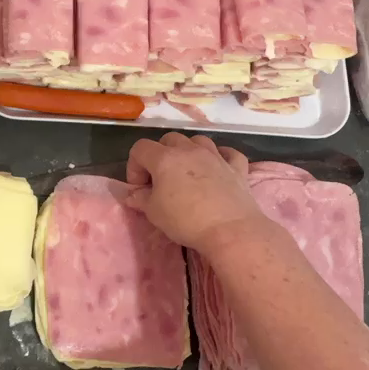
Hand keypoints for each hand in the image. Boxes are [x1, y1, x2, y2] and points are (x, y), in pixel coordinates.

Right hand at [123, 133, 269, 250]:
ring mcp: (216, 156)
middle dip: (160, 155)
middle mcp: (190, 150)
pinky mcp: (237, 168)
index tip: (139, 188)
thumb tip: (131, 194)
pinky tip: (218, 166)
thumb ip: (140, 199)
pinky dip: (221, 157)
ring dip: (189, 151)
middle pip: (169, 139)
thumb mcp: (153, 213)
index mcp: (165, 158)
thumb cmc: (185, 220)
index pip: (140, 149)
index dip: (134, 166)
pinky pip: (228, 153)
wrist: (230, 230)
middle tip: (161, 179)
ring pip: (198, 141)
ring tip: (187, 171)